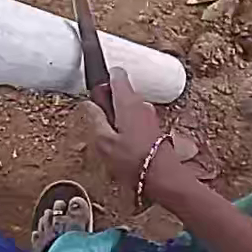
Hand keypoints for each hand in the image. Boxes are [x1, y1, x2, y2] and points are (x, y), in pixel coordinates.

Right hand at [74, 69, 184, 199]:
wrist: (162, 177)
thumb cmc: (133, 160)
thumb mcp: (104, 141)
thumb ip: (95, 118)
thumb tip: (88, 104)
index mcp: (128, 101)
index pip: (117, 74)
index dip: (103, 81)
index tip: (96, 97)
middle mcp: (141, 104)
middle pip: (121, 91)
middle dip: (108, 103)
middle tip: (100, 125)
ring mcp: (149, 115)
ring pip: (128, 107)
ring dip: (117, 117)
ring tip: (111, 140)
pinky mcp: (153, 127)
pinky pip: (135, 118)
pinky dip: (126, 126)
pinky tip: (123, 145)